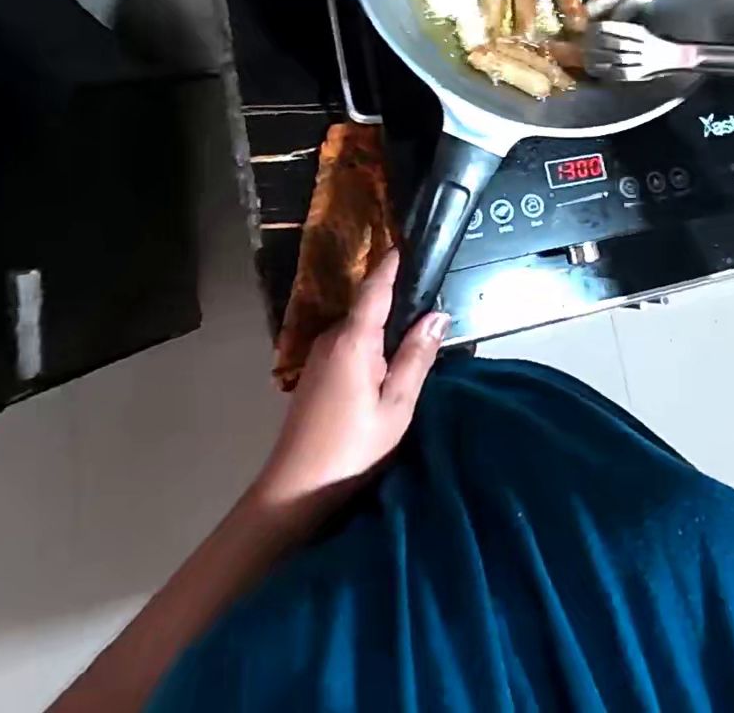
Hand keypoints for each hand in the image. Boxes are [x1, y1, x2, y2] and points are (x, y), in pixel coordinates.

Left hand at [252, 250, 445, 507]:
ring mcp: (319, 355)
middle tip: (433, 301)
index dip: (391, 265)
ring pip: (359, 327)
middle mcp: (331, 338)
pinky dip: (372, 342)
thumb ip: (416, 357)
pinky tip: (390, 361)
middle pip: (367, 307)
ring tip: (419, 332)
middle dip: (397, 299)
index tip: (408, 243)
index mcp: (352, 341)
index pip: (374, 289)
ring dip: (385, 325)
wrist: (296, 489)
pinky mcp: (316, 372)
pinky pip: (350, 343)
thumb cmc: (353, 448)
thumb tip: (437, 316)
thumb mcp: (397, 405)